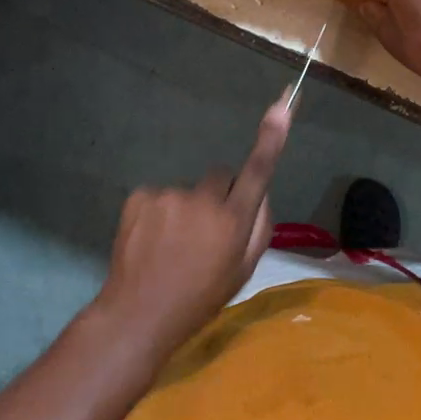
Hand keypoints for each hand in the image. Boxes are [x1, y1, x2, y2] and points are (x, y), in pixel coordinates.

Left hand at [96, 95, 291, 352]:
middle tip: (205, 234)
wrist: (138, 314)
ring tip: (172, 247)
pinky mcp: (140, 196)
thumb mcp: (243, 272)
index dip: (271, 138)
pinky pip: (158, 196)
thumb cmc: (199, 298)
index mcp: (233, 221)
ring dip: (184, 210)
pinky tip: (151, 242)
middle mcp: (203, 200)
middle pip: (220, 179)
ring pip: (187, 191)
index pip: (257, 171)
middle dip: (218, 197)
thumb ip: (259, 228)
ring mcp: (168, 195)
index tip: (282, 105)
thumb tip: (261, 193)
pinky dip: (157, 213)